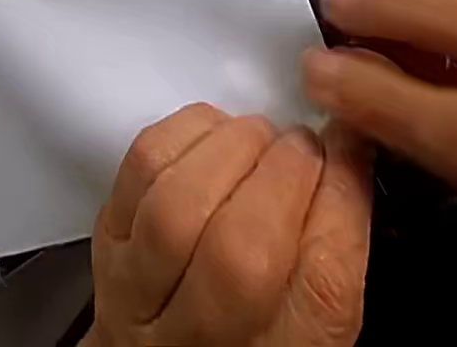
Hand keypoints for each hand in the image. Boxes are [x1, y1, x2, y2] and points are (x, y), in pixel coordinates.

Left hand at [86, 104, 373, 345]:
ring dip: (233, 144)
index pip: (323, 286)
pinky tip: (213, 134)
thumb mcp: (314, 306)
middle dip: (286, 167)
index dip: (341, 194)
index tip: (348, 143)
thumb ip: (336, 232)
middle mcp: (202, 340)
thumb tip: (348, 139)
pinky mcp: (108, 239)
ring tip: (258, 136)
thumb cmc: (255, 323)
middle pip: (242, 251)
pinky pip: (141, 167)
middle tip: (301, 144)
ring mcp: (139, 293)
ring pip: (179, 205)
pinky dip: (186, 130)